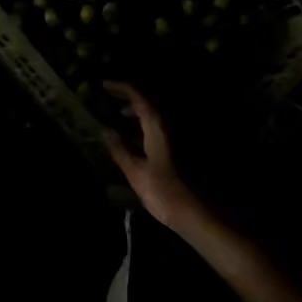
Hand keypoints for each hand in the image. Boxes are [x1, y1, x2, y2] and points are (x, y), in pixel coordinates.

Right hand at [100, 82, 197, 225]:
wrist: (198, 215)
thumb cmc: (164, 193)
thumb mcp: (135, 172)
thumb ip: (119, 149)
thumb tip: (104, 130)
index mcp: (157, 127)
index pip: (138, 97)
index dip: (120, 87)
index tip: (102, 85)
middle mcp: (169, 127)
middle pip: (148, 103)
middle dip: (127, 98)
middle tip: (107, 99)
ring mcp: (177, 139)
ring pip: (154, 116)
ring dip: (136, 113)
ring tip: (117, 119)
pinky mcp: (179, 151)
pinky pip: (158, 128)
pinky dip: (144, 126)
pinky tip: (133, 138)